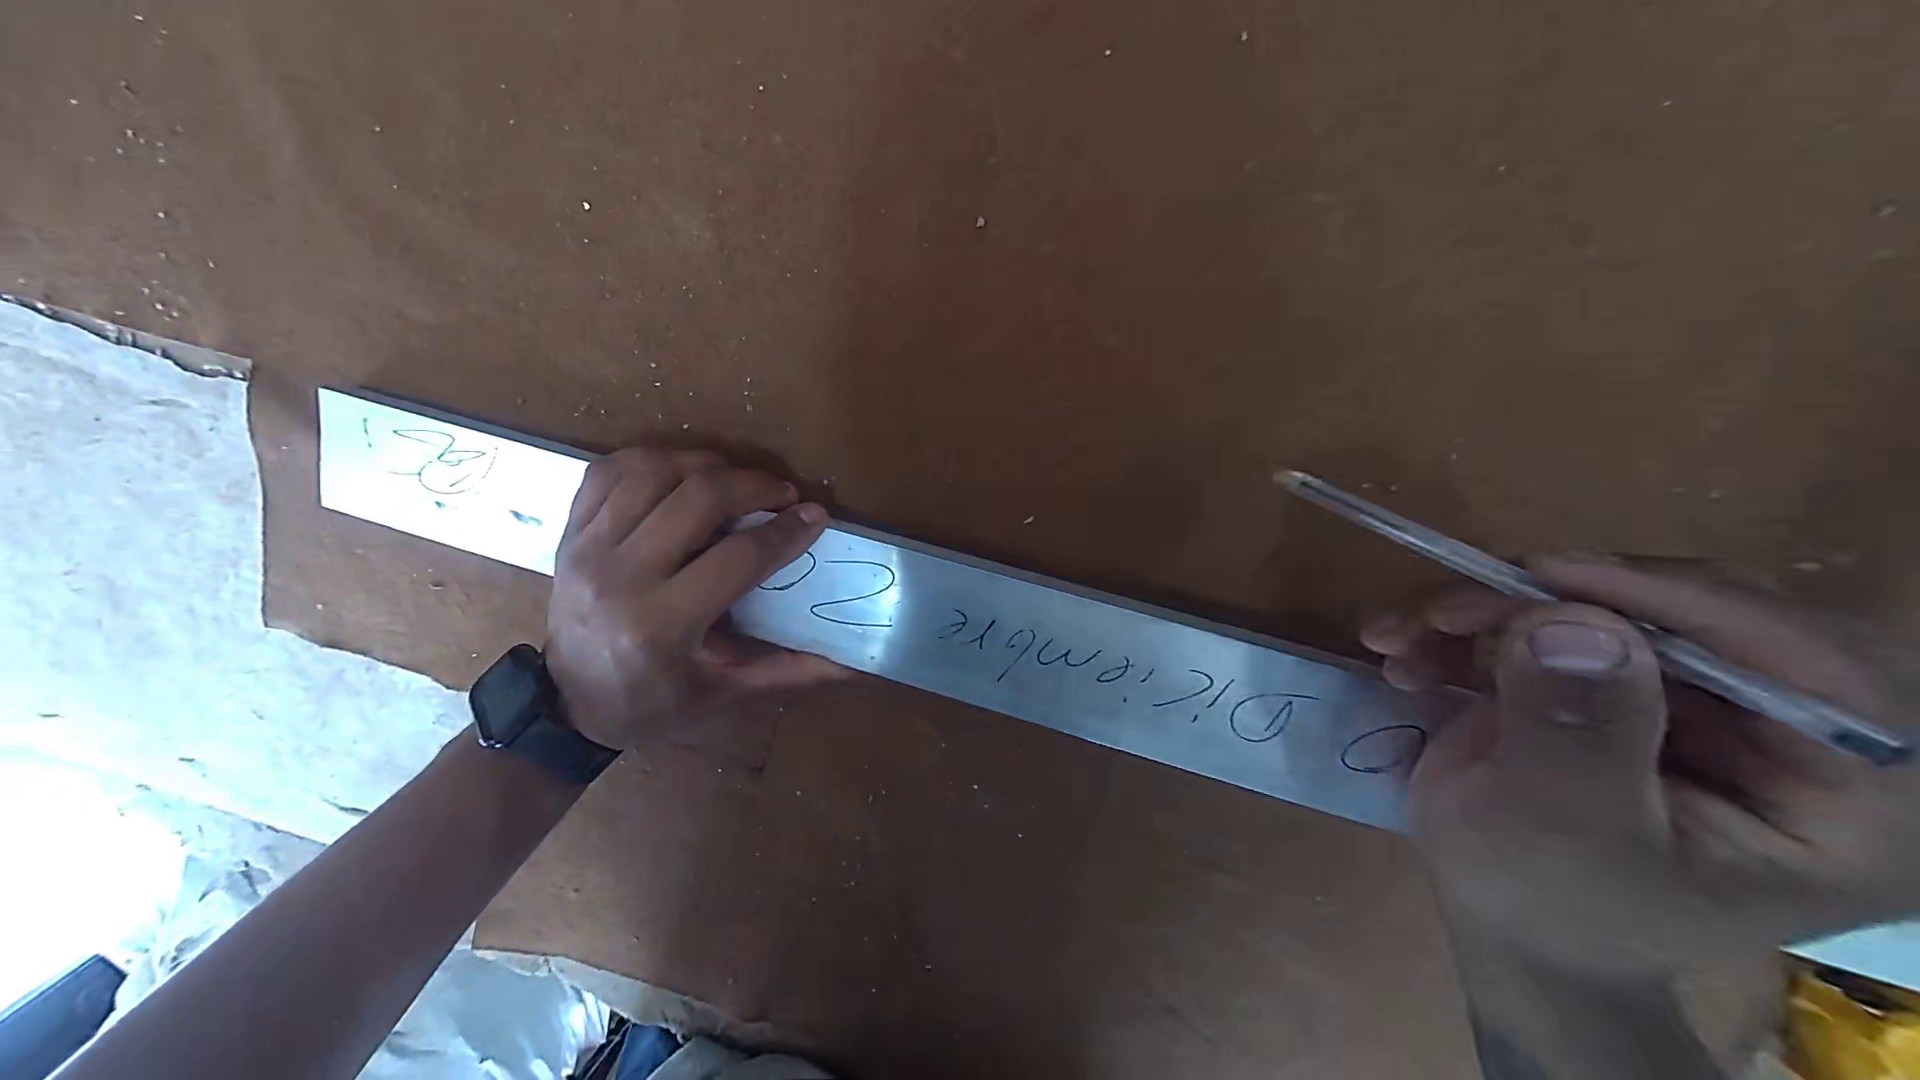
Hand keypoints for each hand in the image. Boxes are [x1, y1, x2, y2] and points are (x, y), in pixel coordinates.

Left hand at [544, 447, 842, 750]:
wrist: (566, 704)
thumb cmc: (650, 703)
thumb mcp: (721, 695)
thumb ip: (786, 672)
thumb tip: (849, 664)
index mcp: (661, 625)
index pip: (737, 558)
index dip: (785, 532)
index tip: (816, 516)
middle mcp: (620, 577)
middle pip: (698, 499)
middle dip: (753, 485)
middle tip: (783, 493)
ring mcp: (588, 548)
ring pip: (653, 472)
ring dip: (706, 463)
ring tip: (737, 477)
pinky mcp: (571, 532)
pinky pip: (609, 471)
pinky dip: (652, 459)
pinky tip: (683, 470)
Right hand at [1363, 554, 1919, 981]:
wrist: (1506, 921)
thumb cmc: (1546, 901)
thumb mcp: (1563, 829)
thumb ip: (1580, 733)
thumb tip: (1574, 623)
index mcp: (1839, 793)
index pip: (1808, 663)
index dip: (1683, 603)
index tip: (1551, 576)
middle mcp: (1773, 728)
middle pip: (1676, 615)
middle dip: (1543, 601)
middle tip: (1446, 610)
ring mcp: (1680, 700)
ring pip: (1590, 607)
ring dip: (1478, 612)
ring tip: (1396, 637)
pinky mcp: (1602, 682)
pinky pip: (1535, 624)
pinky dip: (1458, 629)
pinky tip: (1402, 653)